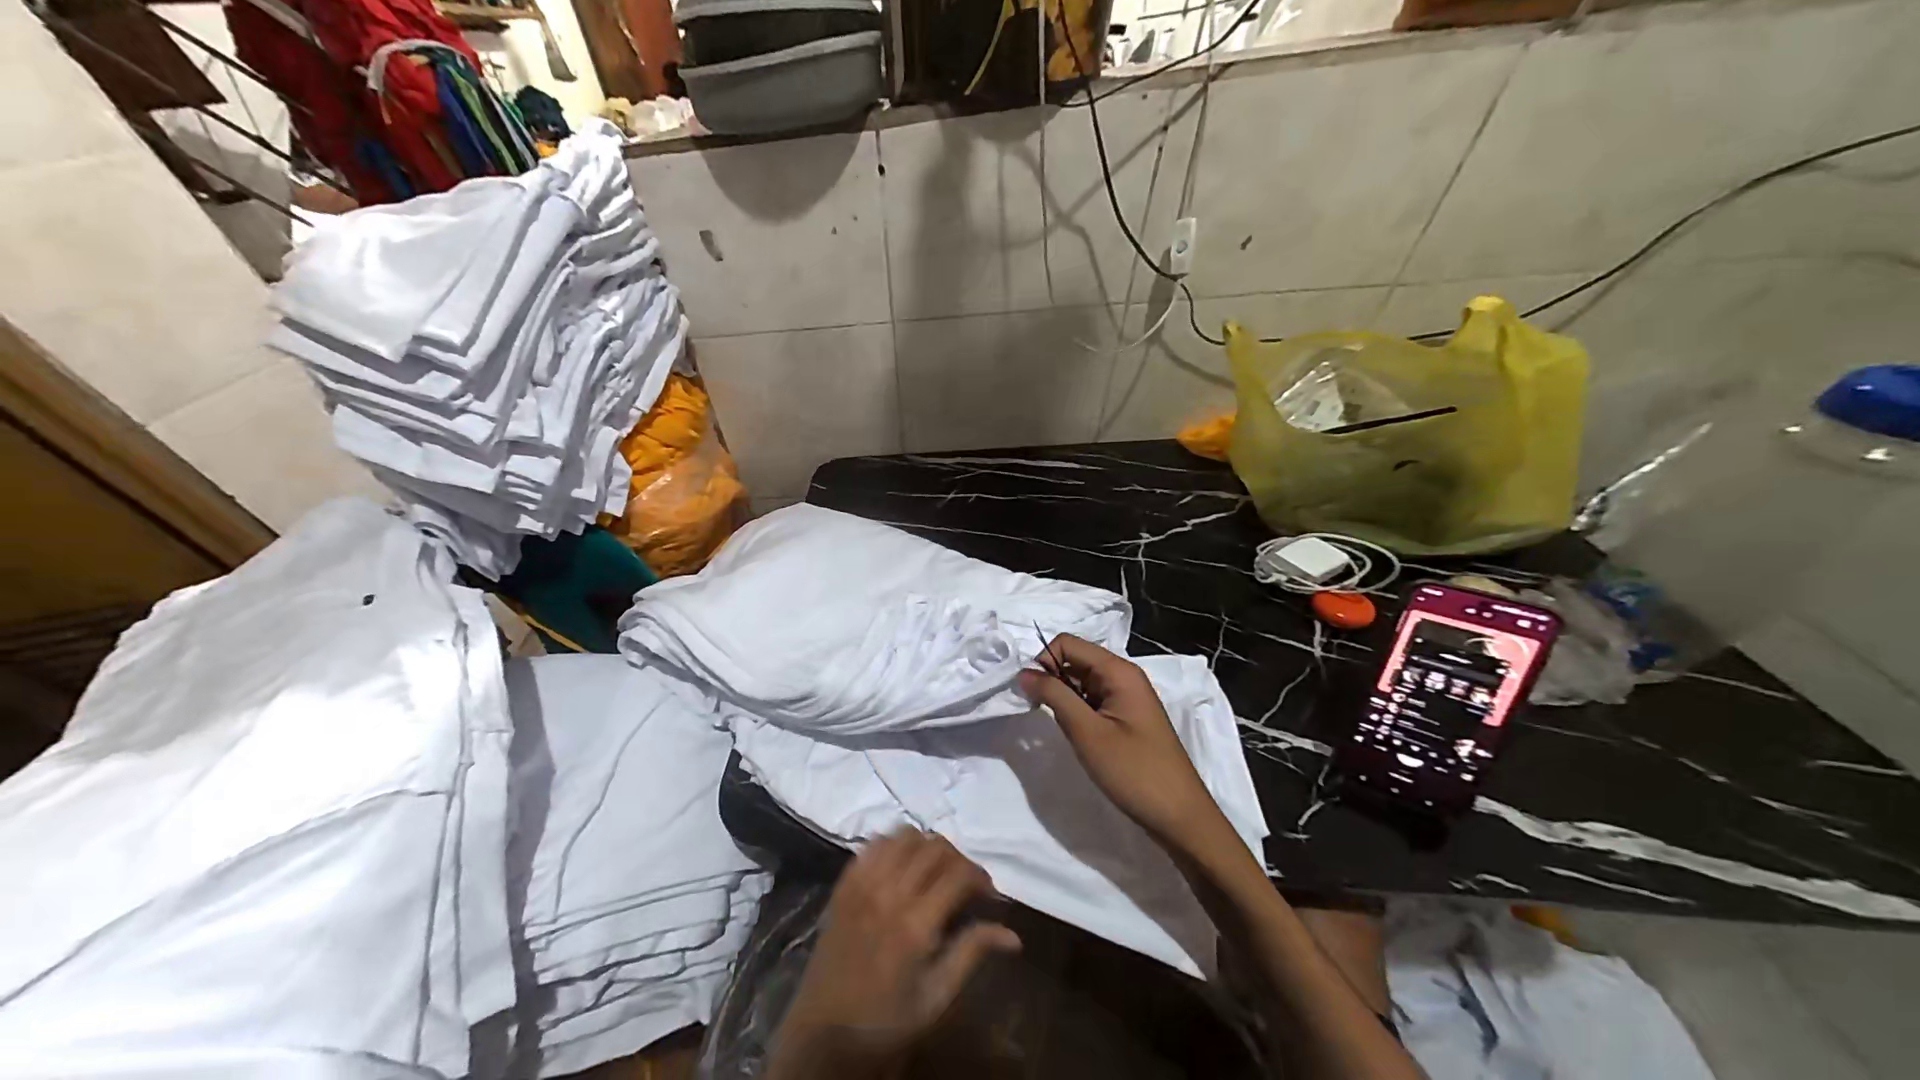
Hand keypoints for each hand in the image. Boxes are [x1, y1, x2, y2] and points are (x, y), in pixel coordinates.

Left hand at [769, 829, 1019, 1078]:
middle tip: (966, 883)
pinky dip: (894, 845)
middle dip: (959, 859)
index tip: (989, 894)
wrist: (824, 1032)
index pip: (959, 873)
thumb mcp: (937, 996)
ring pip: (905, 836)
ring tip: (936, 871)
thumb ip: (972, 953)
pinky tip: (903, 865)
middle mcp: (889, 893)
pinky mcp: (844, 884)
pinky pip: (874, 844)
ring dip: (927, 846)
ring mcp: (862, 884)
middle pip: (935, 847)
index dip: (981, 877)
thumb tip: (1012, 935)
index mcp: (916, 924)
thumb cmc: (886, 1020)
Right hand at [1018, 634, 1233, 854]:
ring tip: (1062, 728)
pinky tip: (1076, 736)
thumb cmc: (1134, 771)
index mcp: (1119, 671)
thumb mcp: (1088, 732)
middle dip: (1051, 680)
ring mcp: (1126, 698)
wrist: (1179, 817)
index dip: (1043, 662)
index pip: (1068, 644)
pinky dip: (1077, 712)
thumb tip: (1024, 673)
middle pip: (1074, 660)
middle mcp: (1124, 676)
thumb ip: (1054, 696)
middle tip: (1040, 714)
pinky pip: (1092, 701)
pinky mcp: (1126, 718)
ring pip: (1081, 682)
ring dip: (1063, 698)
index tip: (1032, 694)